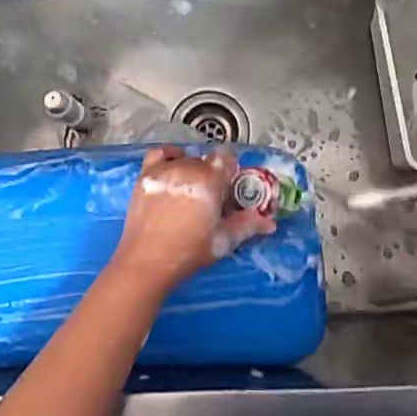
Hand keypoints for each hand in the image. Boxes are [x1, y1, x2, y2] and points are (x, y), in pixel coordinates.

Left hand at [109, 146, 275, 289]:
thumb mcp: (223, 241)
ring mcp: (164, 169)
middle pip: (206, 161)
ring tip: (190, 193)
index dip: (230, 173)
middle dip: (213, 176)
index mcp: (211, 179)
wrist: (146, 260)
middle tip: (210, 201)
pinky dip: (170, 157)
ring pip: (186, 159)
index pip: (227, 159)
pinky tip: (172, 170)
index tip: (228, 192)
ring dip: (192, 170)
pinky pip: (160, 154)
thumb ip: (247, 226)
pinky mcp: (145, 175)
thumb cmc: (189, 251)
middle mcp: (188, 167)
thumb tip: (270, 222)